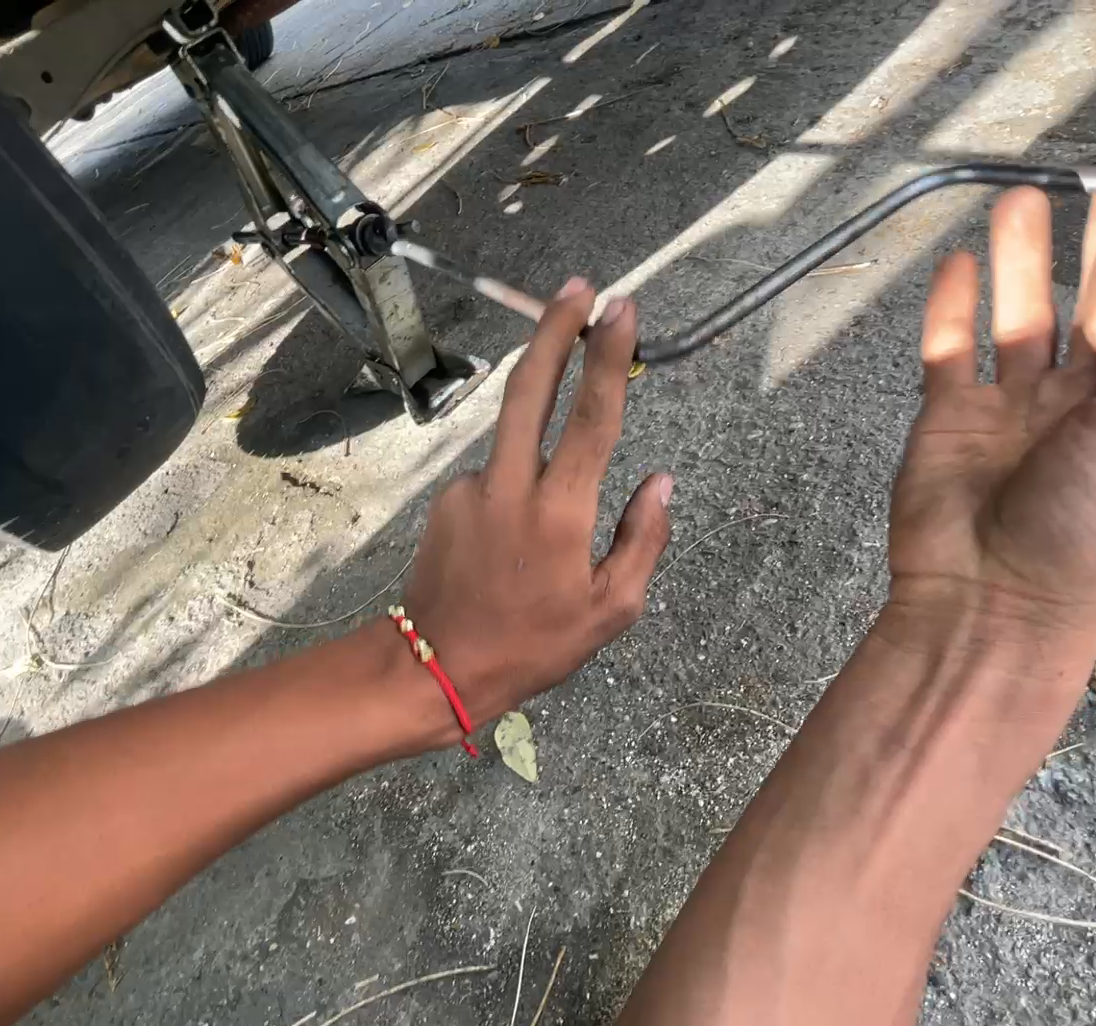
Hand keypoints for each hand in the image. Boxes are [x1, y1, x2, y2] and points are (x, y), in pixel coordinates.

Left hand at [402, 278, 672, 727]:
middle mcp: (510, 486)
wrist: (434, 668)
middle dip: (553, 330)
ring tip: (535, 545)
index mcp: (560, 513)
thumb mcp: (611, 611)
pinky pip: (494, 478)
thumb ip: (643, 540)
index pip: (593, 418)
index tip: (620, 306)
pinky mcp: (445, 497)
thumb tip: (661, 482)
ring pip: (515, 442)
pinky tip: (507, 550)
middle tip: (576, 287)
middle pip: (529, 388)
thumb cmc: (534, 645)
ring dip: (538, 453)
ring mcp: (469, 487)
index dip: (608, 357)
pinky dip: (514, 494)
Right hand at [881, 185, 1095, 670]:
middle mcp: (1090, 395)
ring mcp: (1015, 407)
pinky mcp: (951, 418)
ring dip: (1020, 261)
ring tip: (1017, 200)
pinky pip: (953, 353)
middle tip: (1095, 183)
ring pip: (1021, 317)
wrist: (992, 599)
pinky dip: (952, 310)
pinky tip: (959, 266)